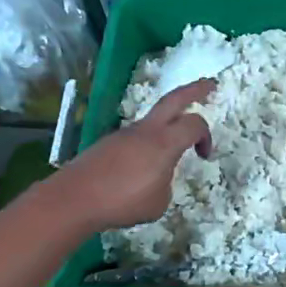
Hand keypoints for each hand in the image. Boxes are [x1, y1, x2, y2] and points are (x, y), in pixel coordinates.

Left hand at [45, 79, 214, 230]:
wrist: (76, 197)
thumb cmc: (123, 201)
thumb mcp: (159, 202)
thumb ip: (165, 183)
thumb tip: (157, 176)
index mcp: (164, 142)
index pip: (194, 125)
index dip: (206, 136)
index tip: (204, 155)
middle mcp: (145, 130)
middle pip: (174, 99)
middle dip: (194, 90)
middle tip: (209, 84)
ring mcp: (123, 134)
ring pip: (151, 120)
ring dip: (166, 124)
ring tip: (170, 144)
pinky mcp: (107, 143)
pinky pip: (134, 137)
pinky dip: (145, 145)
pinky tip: (140, 167)